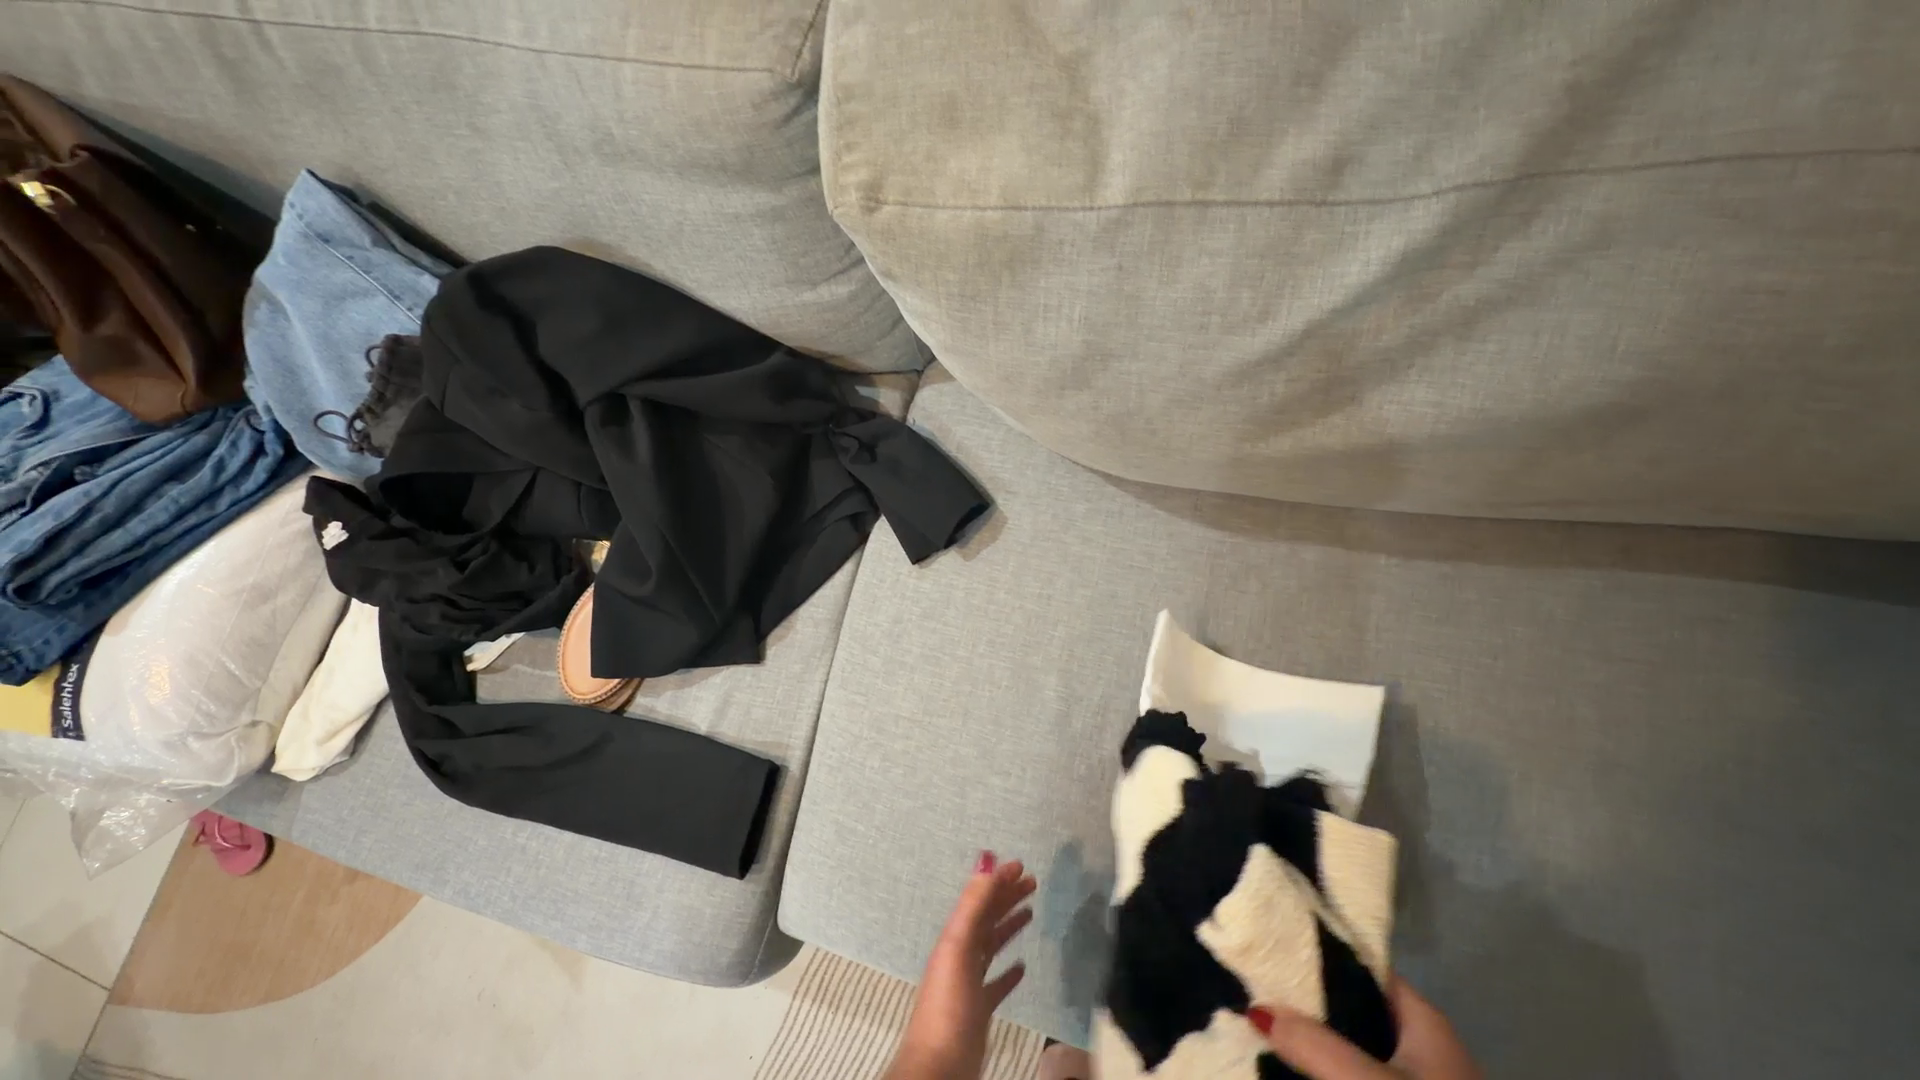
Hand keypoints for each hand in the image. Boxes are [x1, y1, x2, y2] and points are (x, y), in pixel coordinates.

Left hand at [883, 852, 1036, 1079]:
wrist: (939, 1066)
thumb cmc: (948, 1004)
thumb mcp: (958, 947)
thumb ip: (972, 905)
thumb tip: (987, 861)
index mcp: (954, 938)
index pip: (979, 900)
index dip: (997, 881)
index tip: (1021, 865)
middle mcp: (960, 955)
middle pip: (986, 919)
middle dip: (1006, 898)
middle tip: (1033, 882)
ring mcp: (969, 983)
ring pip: (991, 946)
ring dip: (1008, 926)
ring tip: (1031, 912)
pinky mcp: (979, 1010)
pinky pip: (996, 983)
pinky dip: (1009, 971)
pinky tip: (1023, 966)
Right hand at [1249, 977, 1479, 1079]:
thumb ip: (1315, 1045)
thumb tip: (1259, 1010)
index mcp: (1423, 1020)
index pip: (1363, 968)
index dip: (1318, 958)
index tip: (1270, 956)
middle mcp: (1421, 1046)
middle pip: (1354, 1010)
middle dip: (1309, 1008)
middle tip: (1257, 998)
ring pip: (1353, 1052)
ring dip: (1316, 1049)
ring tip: (1263, 1035)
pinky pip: (1356, 1078)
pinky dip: (1328, 1075)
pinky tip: (1291, 1078)